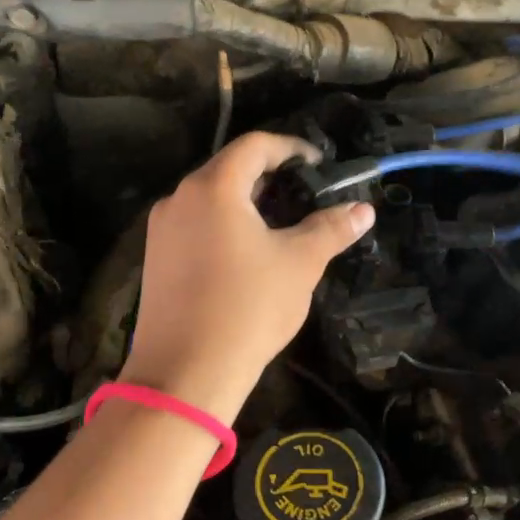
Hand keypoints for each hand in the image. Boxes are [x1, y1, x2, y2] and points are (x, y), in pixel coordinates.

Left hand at [119, 133, 374, 423]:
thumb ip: (330, 229)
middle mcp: (179, 198)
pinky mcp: (156, 260)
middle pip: (228, 169)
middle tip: (304, 195)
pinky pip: (195, 226)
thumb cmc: (248, 309)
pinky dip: (225, 226)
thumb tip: (363, 210)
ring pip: (210, 199)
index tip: (318, 164)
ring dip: (246, 203)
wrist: (186, 373)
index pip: (254, 146)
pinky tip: (248, 254)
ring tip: (281, 225)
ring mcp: (161, 230)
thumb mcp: (299, 264)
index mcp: (213, 188)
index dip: (290, 148)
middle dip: (269, 177)